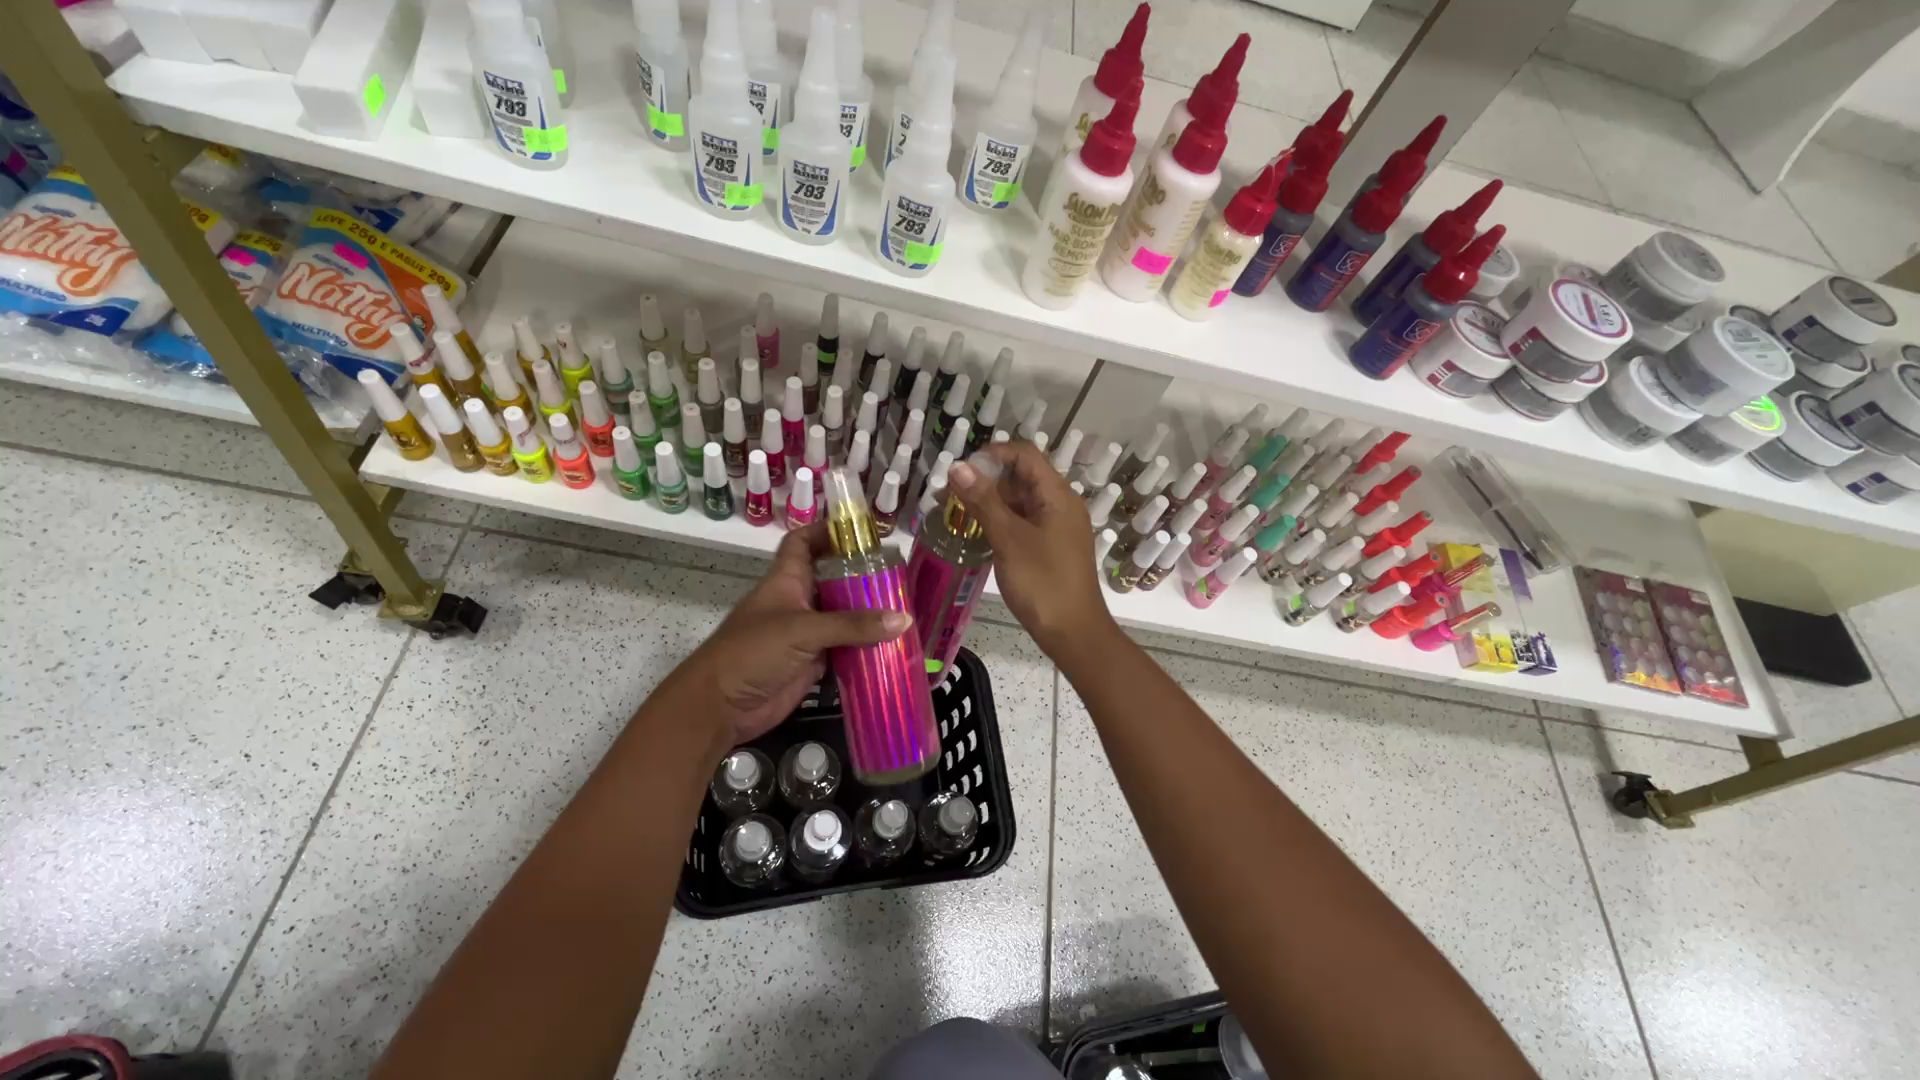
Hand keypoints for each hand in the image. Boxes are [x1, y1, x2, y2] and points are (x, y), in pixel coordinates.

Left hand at [667, 522, 910, 746]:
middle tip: (901, 576)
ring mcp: (805, 635)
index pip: (803, 543)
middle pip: (832, 580)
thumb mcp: (803, 630)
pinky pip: (844, 651)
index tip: (862, 531)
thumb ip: (852, 625)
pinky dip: (865, 649)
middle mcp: (797, 603)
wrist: (720, 705)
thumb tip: (904, 619)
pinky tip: (893, 647)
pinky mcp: (811, 664)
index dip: (827, 531)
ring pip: (842, 618)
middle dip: (862, 576)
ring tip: (907, 609)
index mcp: (786, 580)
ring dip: (868, 615)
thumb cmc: (753, 652)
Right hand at [949, 441, 1116, 661]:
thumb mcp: (1008, 539)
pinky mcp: (1052, 548)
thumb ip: (983, 501)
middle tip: (950, 495)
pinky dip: (1002, 522)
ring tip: (958, 514)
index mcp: (1058, 496)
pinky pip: (1024, 523)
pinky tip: (979, 534)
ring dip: (991, 502)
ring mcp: (1058, 528)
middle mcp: (1061, 505)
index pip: (1025, 455)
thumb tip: (957, 466)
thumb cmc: (1043, 583)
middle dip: (987, 480)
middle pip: (1022, 476)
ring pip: (1021, 501)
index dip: (992, 455)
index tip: (961, 471)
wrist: (1073, 633)